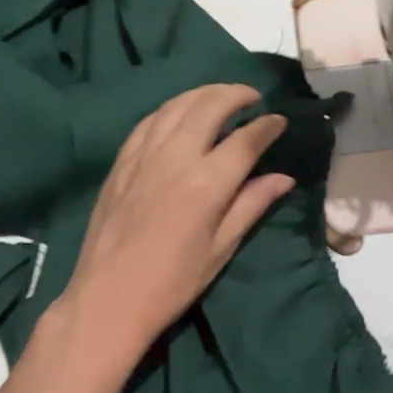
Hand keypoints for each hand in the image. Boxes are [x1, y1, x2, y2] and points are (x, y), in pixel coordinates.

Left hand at [51, 84, 294, 363]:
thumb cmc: (173, 282)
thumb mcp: (222, 248)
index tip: (280, 120)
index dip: (268, 125)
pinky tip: (179, 113)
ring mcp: (144, 155)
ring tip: (221, 97)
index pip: (246, 139)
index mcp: (208, 182)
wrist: (109, 297)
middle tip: (252, 98)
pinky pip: (149, 121)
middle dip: (236, 94)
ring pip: (177, 105)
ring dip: (203, 94)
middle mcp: (176, 157)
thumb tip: (284, 178)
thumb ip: (252, 204)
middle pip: (210, 105)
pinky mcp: (121, 161)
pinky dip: (171, 109)